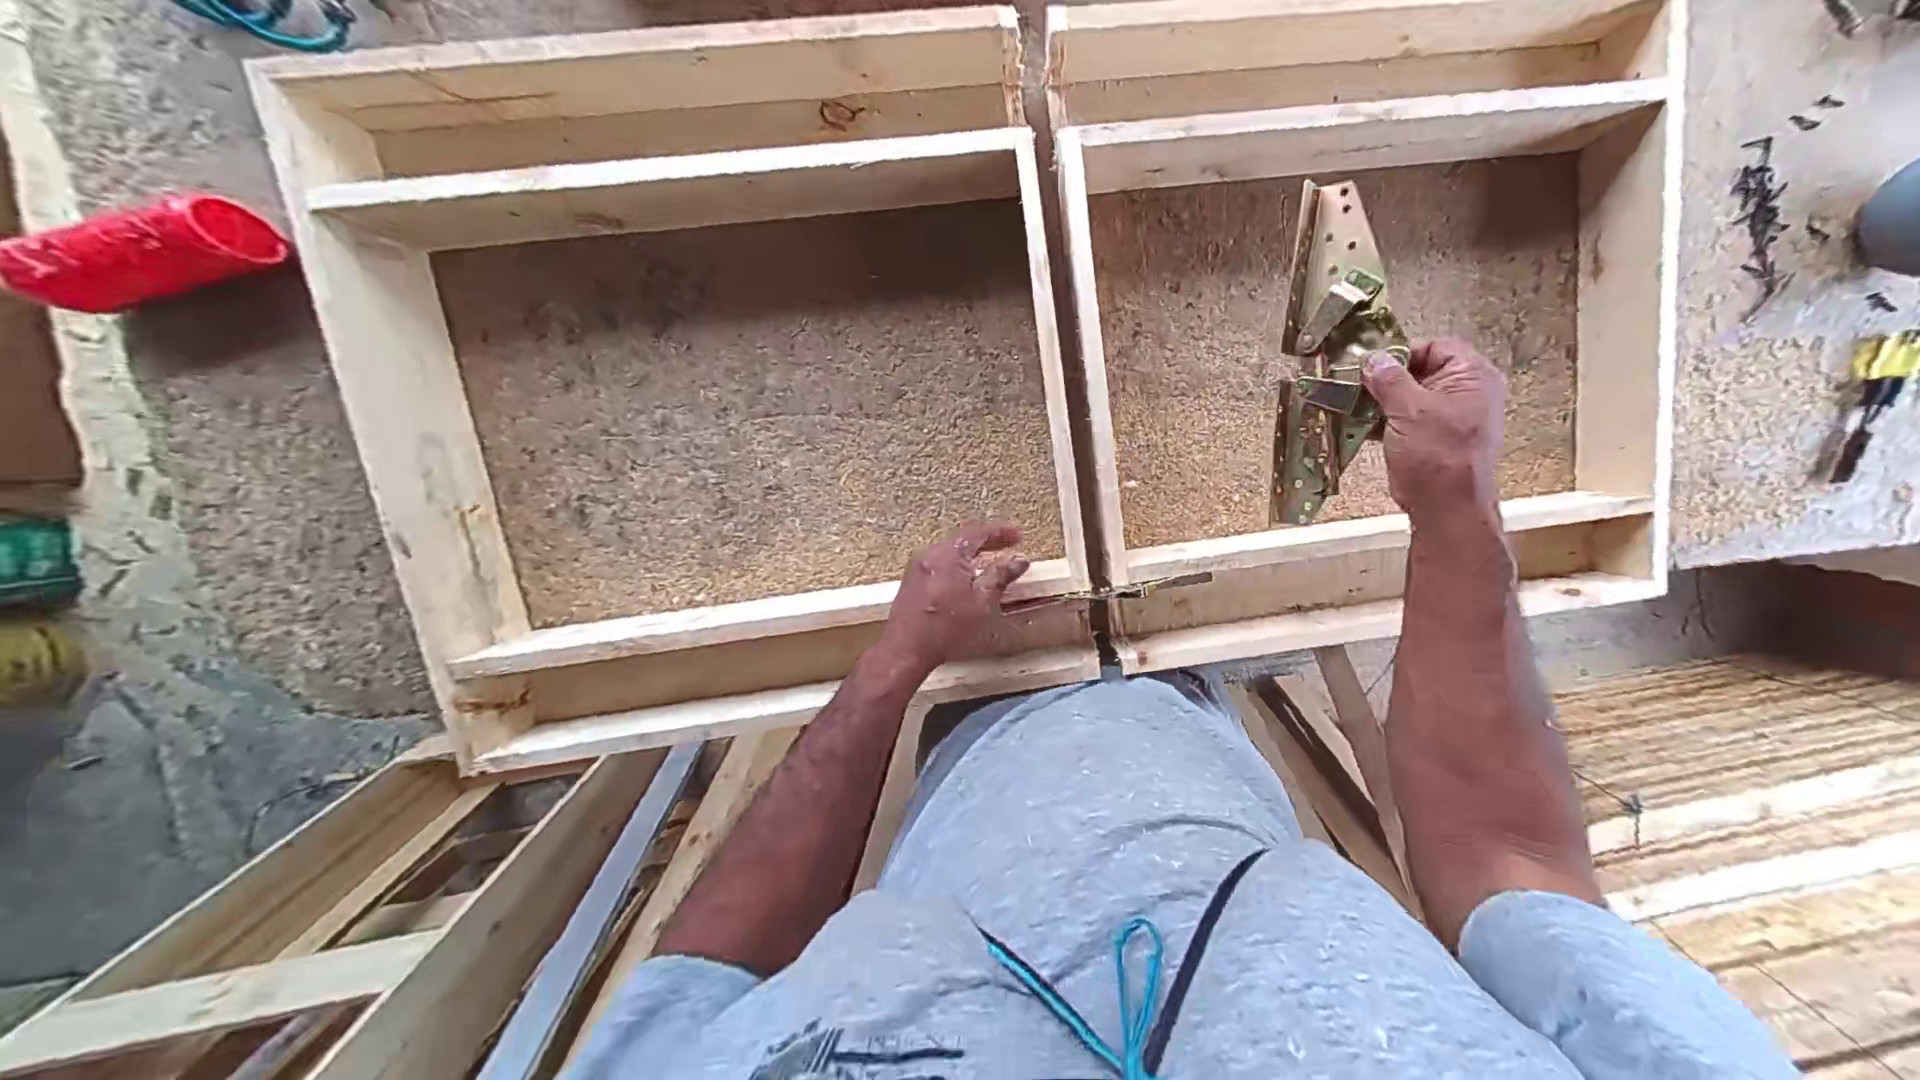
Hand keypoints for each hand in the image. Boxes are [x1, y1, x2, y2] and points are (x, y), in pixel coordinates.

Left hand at [877, 522, 1029, 676]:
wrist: (907, 650)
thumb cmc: (947, 628)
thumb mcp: (982, 602)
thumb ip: (1000, 576)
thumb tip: (1019, 559)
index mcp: (948, 555)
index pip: (978, 533)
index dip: (1000, 533)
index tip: (1018, 535)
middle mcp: (930, 555)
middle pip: (962, 541)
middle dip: (987, 542)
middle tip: (1007, 545)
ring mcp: (918, 568)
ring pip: (950, 553)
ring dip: (971, 555)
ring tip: (990, 562)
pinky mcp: (911, 582)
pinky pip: (939, 565)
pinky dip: (956, 566)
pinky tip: (966, 578)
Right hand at [1361, 337, 1504, 526]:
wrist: (1445, 506)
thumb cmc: (1436, 454)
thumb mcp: (1410, 409)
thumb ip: (1390, 379)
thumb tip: (1373, 358)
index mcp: (1471, 376)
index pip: (1434, 347)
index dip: (1401, 352)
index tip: (1367, 364)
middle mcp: (1463, 392)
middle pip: (1418, 371)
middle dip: (1383, 378)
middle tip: (1351, 384)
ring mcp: (1445, 417)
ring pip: (1405, 397)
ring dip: (1376, 401)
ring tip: (1347, 404)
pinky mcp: (1427, 438)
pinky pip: (1401, 419)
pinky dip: (1379, 420)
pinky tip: (1355, 424)